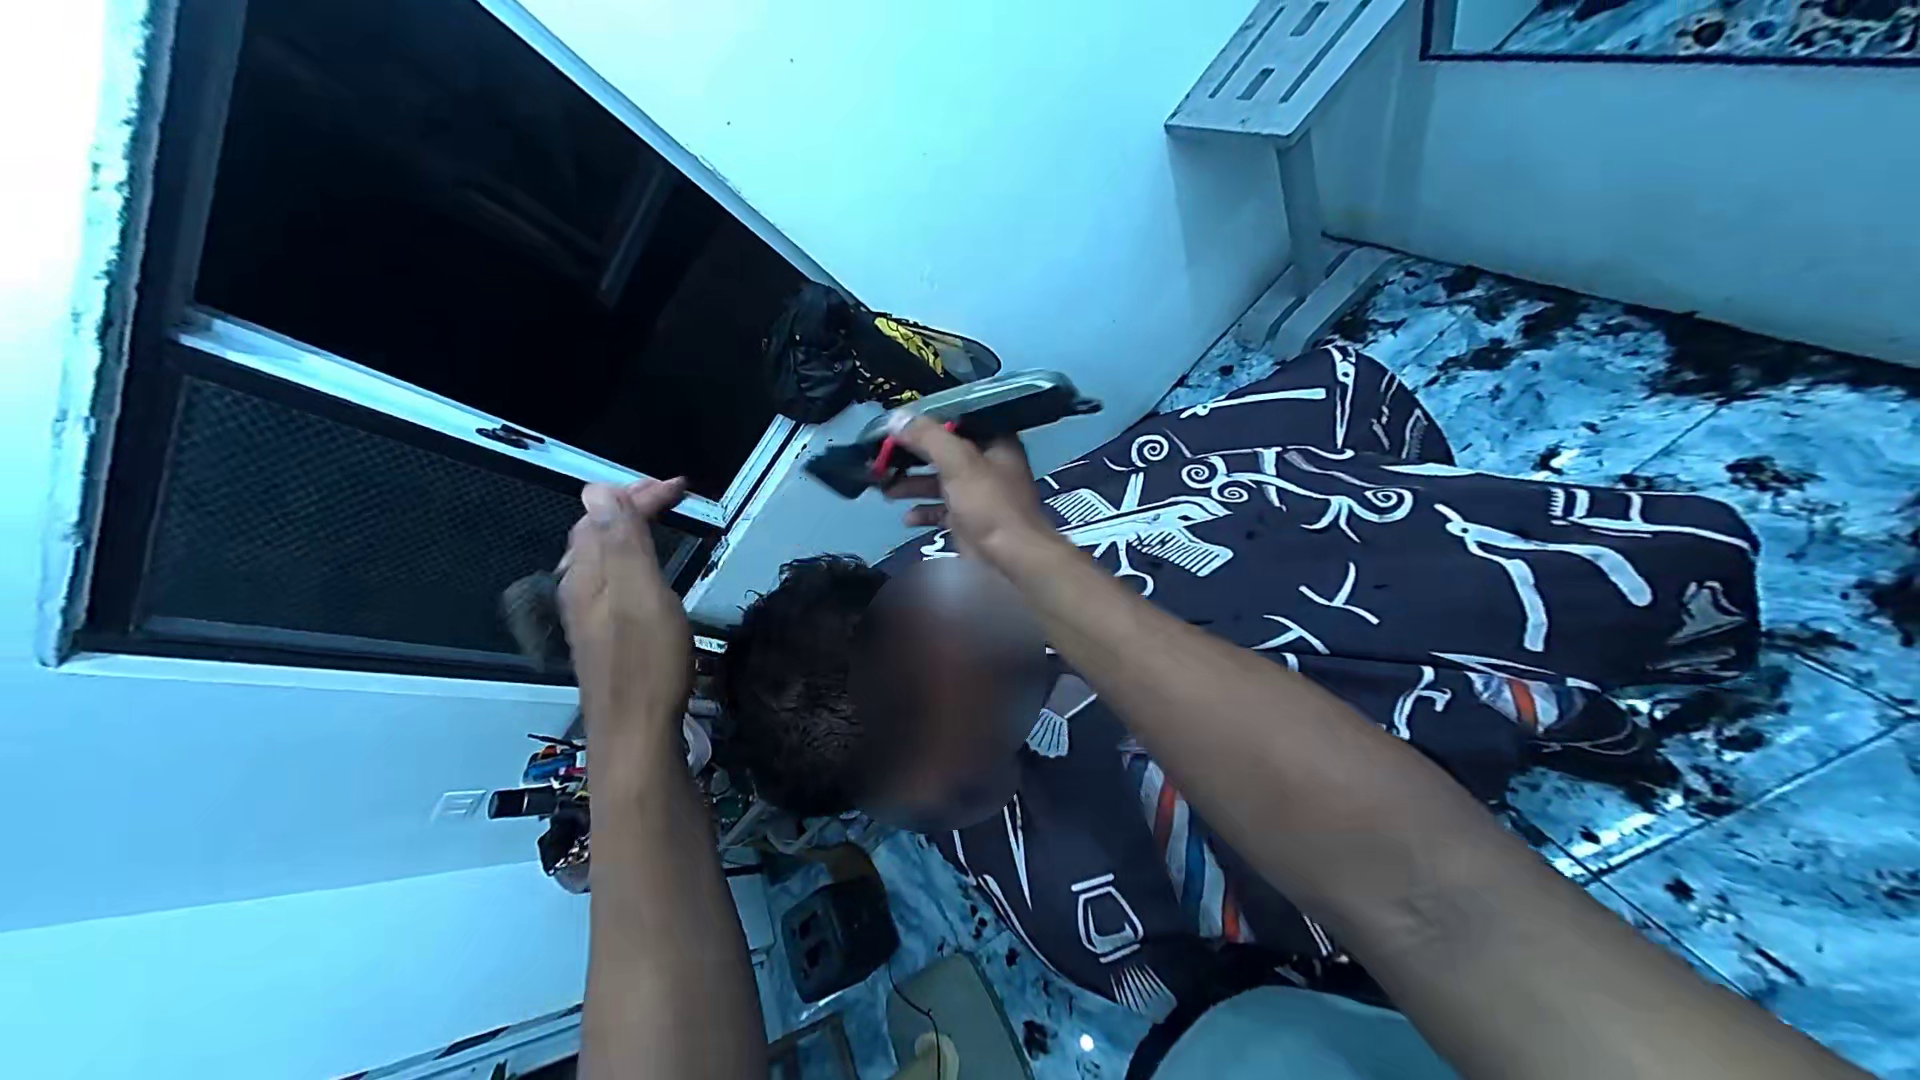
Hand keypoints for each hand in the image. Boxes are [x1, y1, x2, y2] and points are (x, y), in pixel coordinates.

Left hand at [559, 478, 691, 748]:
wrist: (635, 733)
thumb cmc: (647, 664)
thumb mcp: (642, 596)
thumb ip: (621, 544)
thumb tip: (598, 491)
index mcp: (587, 575)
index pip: (605, 516)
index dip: (639, 495)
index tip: (680, 487)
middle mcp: (579, 590)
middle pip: (594, 533)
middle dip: (628, 505)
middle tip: (667, 496)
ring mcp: (589, 615)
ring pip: (598, 556)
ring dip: (626, 530)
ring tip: (656, 521)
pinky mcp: (604, 635)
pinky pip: (608, 578)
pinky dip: (628, 557)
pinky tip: (641, 571)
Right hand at [880, 418, 1060, 571]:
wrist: (1011, 557)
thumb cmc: (988, 503)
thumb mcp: (958, 461)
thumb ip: (927, 437)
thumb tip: (895, 418)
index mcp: (993, 441)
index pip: (955, 420)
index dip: (925, 421)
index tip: (896, 424)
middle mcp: (987, 463)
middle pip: (943, 452)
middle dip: (911, 455)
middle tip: (881, 457)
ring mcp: (978, 494)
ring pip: (939, 482)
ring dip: (911, 484)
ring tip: (885, 488)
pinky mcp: (969, 520)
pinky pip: (940, 510)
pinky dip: (923, 511)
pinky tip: (907, 517)